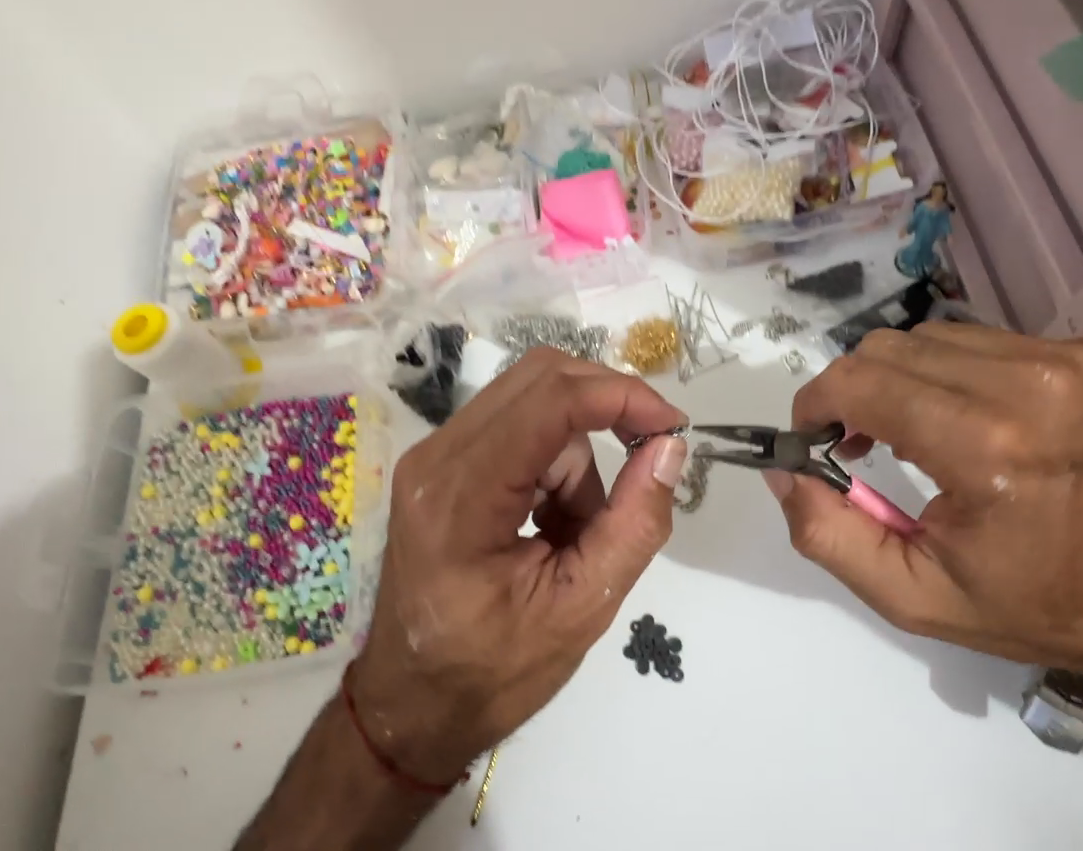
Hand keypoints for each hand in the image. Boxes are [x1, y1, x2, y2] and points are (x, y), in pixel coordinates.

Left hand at [348, 349, 688, 782]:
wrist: (410, 704)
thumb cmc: (492, 673)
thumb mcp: (582, 609)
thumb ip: (634, 524)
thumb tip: (669, 446)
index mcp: (460, 497)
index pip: (549, 403)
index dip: (621, 396)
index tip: (672, 426)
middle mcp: (437, 457)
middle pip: (539, 378)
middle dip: (605, 405)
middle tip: (648, 454)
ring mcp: (432, 456)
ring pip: (532, 400)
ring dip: (577, 450)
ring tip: (574, 532)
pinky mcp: (439, 464)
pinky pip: (515, 425)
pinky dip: (554, 459)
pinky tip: (550, 522)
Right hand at [767, 323, 1082, 683]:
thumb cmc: (1038, 607)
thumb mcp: (914, 595)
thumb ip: (829, 534)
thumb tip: (784, 472)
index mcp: (986, 446)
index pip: (861, 382)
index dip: (817, 402)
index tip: (813, 436)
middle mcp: (1030, 382)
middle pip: (890, 348)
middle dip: (856, 390)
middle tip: (858, 442)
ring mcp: (1071, 359)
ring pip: (935, 338)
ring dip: (905, 379)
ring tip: (915, 431)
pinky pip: (987, 342)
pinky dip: (957, 375)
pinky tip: (973, 420)